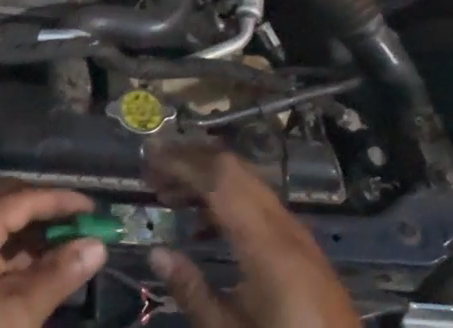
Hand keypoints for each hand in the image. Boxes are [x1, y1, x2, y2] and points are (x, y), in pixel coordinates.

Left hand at [0, 184, 108, 327]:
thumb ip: (60, 274)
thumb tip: (98, 246)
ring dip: (32, 228)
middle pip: (6, 200)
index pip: (21, 199)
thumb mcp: (21, 311)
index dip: (60, 200)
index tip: (94, 209)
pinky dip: (16, 247)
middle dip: (45, 207)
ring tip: (68, 241)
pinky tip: (41, 262)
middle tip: (81, 222)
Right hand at [145, 142, 360, 327]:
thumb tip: (156, 252)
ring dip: (208, 178)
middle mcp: (285, 228)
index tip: (147, 160)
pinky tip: (204, 226)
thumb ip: (192, 292)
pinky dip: (228, 198)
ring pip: (248, 183)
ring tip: (169, 196)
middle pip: (235, 170)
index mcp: (267, 246)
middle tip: (151, 174)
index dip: (182, 162)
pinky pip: (261, 205)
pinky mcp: (304, 249)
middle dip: (191, 161)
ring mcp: (299, 236)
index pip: (220, 179)